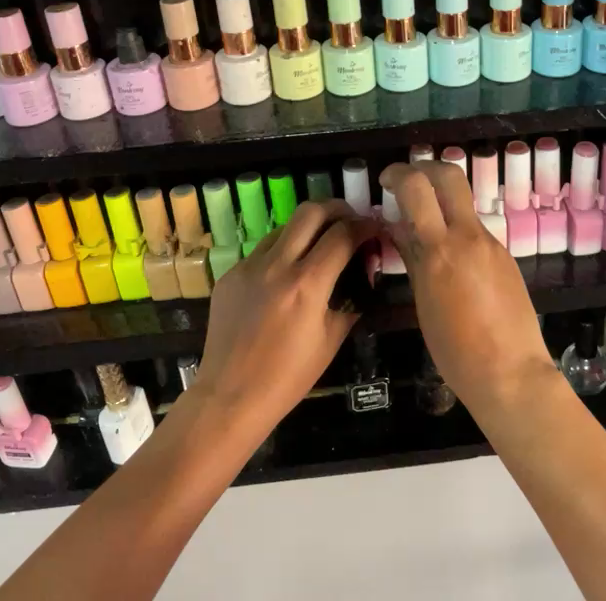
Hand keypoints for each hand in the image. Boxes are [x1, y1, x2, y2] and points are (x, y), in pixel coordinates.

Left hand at [191, 200, 373, 439]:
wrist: (230, 396)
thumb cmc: (288, 378)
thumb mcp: (331, 339)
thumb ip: (350, 300)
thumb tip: (364, 274)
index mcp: (306, 284)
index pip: (343, 234)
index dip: (365, 226)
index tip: (375, 228)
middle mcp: (276, 265)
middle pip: (311, 211)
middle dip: (337, 209)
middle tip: (350, 222)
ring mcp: (248, 267)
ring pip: (284, 227)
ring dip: (308, 229)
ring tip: (320, 247)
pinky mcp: (230, 275)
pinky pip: (262, 251)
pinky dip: (283, 253)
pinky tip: (287, 276)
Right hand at [379, 162, 558, 415]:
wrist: (512, 374)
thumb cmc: (456, 351)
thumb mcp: (423, 303)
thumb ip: (412, 259)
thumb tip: (397, 229)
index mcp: (440, 250)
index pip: (416, 187)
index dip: (397, 174)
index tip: (385, 180)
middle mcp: (468, 236)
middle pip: (450, 175)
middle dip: (424, 168)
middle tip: (406, 182)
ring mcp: (491, 244)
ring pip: (463, 204)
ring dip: (440, 202)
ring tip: (422, 227)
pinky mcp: (505, 257)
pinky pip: (474, 231)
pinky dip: (455, 231)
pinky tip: (447, 259)